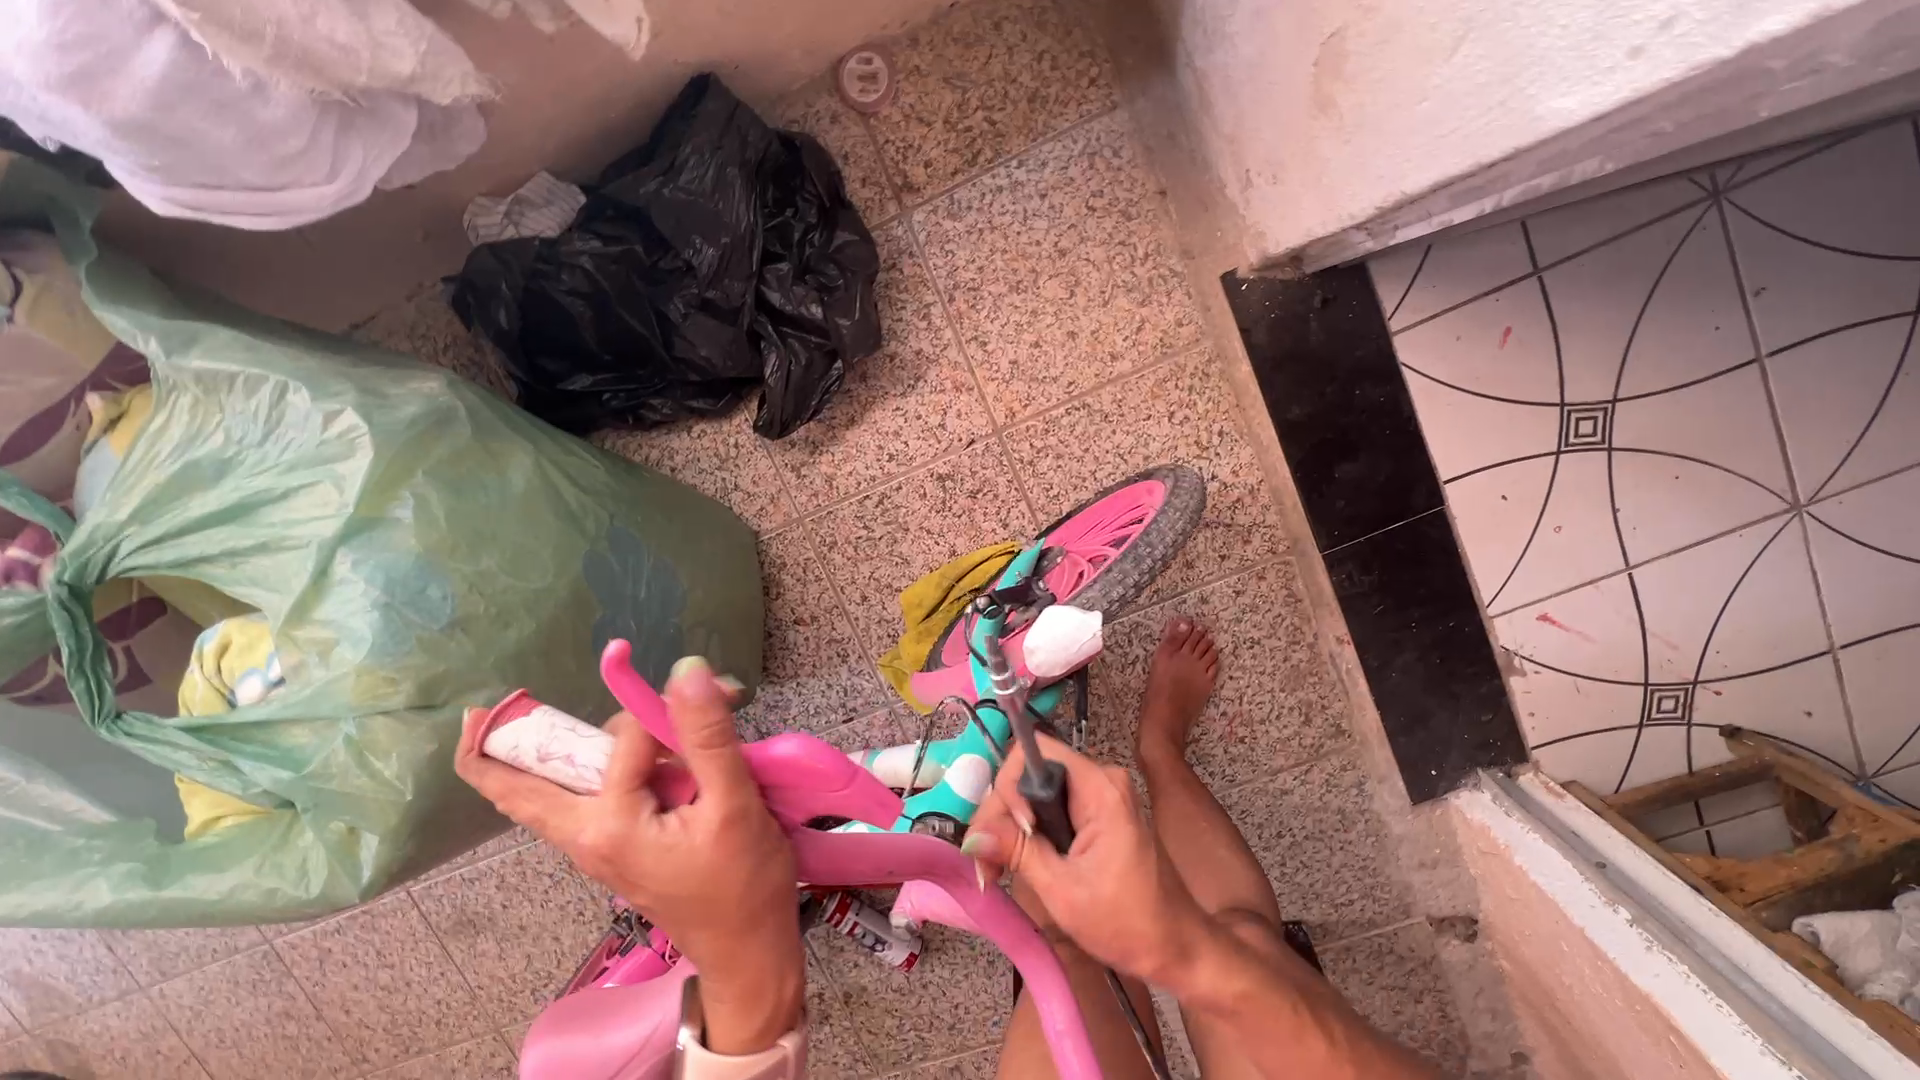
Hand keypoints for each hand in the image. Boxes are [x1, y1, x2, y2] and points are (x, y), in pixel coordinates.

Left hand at [454, 657, 802, 1054]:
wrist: (747, 949)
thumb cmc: (743, 881)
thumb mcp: (733, 802)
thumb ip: (706, 735)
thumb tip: (686, 668)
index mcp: (610, 824)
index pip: (624, 737)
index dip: (666, 707)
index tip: (724, 693)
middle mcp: (587, 836)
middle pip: (521, 789)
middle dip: (495, 751)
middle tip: (473, 711)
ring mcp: (597, 847)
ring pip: (546, 796)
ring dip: (536, 759)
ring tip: (505, 721)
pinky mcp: (614, 848)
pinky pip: (575, 804)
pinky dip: (566, 776)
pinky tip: (572, 757)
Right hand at [960, 734, 1212, 986]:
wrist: (1174, 947)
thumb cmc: (1126, 923)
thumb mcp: (1062, 890)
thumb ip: (1016, 851)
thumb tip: (972, 836)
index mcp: (1099, 788)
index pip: (1034, 753)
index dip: (1009, 788)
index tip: (1003, 835)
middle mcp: (1100, 779)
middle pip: (1030, 774)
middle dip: (1002, 816)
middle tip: (985, 863)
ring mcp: (1100, 794)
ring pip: (1035, 793)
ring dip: (1010, 829)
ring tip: (994, 871)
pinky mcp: (1097, 813)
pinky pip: (1050, 808)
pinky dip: (1029, 834)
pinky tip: (1014, 864)